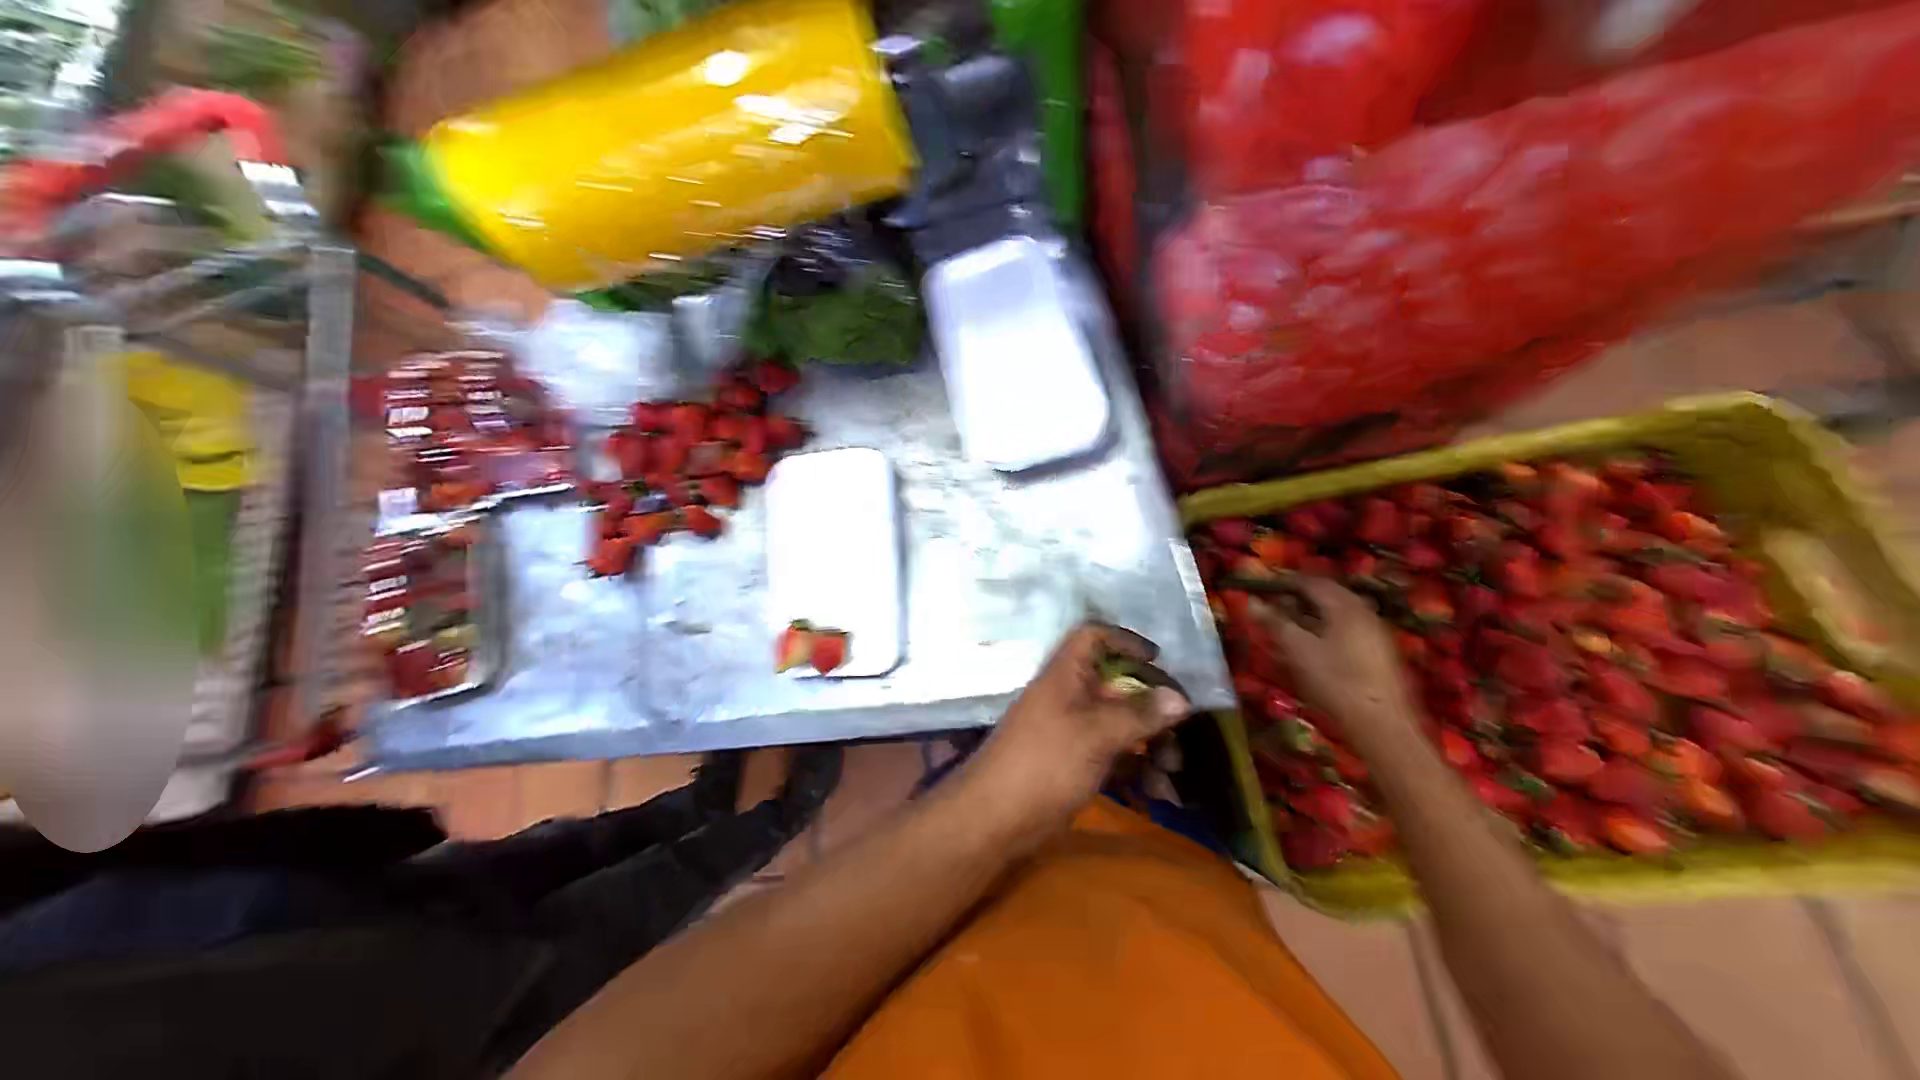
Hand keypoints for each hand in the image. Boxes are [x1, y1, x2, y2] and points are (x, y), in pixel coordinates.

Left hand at [974, 623, 1190, 822]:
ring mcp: (1074, 732)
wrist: (996, 819)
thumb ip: (1139, 713)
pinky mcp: (1077, 764)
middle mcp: (1070, 697)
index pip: (1093, 637)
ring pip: (1122, 724)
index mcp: (1066, 675)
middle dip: (1153, 705)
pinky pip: (1116, 756)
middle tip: (1183, 727)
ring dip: (1151, 743)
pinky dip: (1138, 770)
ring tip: (1172, 772)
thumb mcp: (1095, 734)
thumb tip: (1181, 698)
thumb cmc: (1045, 763)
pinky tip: (1158, 794)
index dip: (1124, 640)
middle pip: (1118, 684)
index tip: (1159, 659)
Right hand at [1250, 577, 1418, 742]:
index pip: (1311, 582)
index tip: (1262, 588)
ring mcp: (1375, 632)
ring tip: (1290, 626)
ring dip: (1312, 614)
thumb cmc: (1335, 682)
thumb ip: (1275, 622)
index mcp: (1345, 606)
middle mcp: (1364, 612)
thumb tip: (1252, 601)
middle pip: (1328, 595)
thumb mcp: (1297, 650)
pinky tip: (1315, 645)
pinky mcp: (1379, 652)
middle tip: (1275, 606)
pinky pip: (1348, 628)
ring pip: (1338, 613)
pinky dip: (1327, 628)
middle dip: (1299, 597)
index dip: (1284, 582)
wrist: (1381, 724)